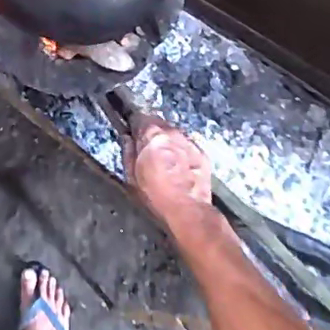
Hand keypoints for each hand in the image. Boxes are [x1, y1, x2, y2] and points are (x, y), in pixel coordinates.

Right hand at [129, 113, 213, 234]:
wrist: (188, 211)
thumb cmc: (156, 196)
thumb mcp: (132, 176)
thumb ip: (128, 152)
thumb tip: (127, 138)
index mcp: (152, 135)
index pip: (139, 118)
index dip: (134, 126)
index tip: (132, 133)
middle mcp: (171, 132)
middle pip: (158, 124)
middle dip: (152, 133)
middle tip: (148, 150)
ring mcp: (188, 141)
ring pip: (173, 133)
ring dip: (167, 141)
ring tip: (164, 159)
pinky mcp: (202, 152)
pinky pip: (187, 145)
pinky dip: (181, 151)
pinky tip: (179, 166)